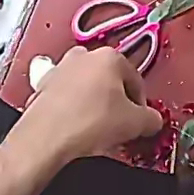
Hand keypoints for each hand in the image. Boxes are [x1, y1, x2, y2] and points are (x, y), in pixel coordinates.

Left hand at [13, 46, 162, 166]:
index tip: (139, 122)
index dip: (141, 104)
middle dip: (116, 101)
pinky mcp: (41, 86)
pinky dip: (72, 108)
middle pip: (110, 80)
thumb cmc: (92, 122)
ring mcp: (59, 69)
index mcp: (110, 56)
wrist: (45, 139)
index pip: (135, 81)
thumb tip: (153, 121)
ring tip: (96, 129)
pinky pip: (66, 96)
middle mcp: (84, 55)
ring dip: (94, 103)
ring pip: (86, 86)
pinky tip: (74, 128)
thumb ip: (152, 119)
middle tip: (119, 124)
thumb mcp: (136, 124)